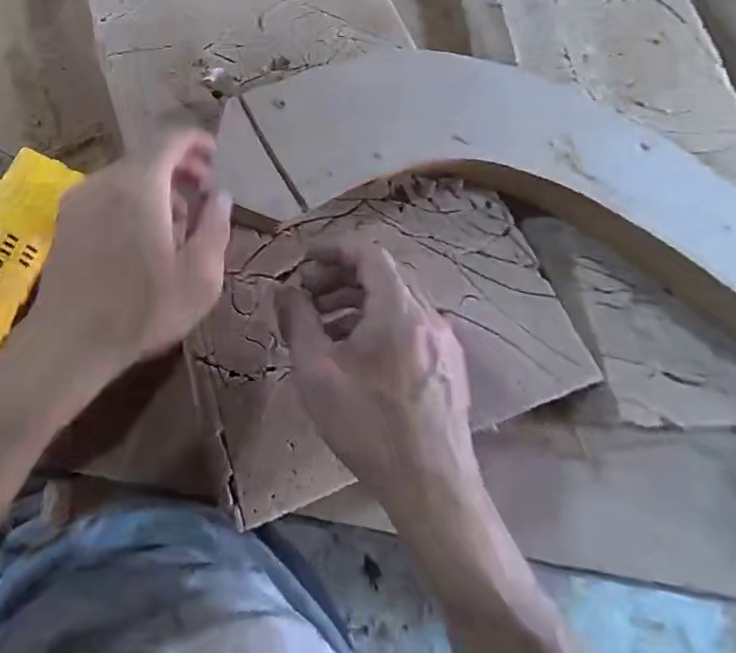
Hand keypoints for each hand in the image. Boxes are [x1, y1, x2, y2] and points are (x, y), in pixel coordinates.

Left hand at [27, 129, 232, 386]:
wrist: (68, 344)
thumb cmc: (142, 311)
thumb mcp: (201, 277)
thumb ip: (216, 226)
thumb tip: (220, 196)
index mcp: (140, 186)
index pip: (170, 139)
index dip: (197, 141)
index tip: (217, 158)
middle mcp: (105, 181)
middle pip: (148, 156)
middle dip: (180, 168)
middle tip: (203, 193)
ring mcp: (80, 198)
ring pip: (127, 175)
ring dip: (157, 187)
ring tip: (176, 223)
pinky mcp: (65, 219)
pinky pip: (106, 193)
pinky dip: (131, 199)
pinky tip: (141, 236)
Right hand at [278, 239, 477, 509]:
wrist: (432, 486)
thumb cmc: (368, 426)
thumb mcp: (316, 371)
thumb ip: (298, 320)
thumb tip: (285, 290)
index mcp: (399, 308)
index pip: (368, 253)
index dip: (332, 249)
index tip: (304, 260)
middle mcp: (428, 314)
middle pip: (382, 276)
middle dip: (339, 278)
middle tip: (306, 296)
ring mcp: (444, 340)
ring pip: (397, 302)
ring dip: (357, 303)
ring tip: (324, 327)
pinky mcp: (450, 365)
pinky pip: (410, 326)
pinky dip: (379, 324)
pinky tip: (357, 355)